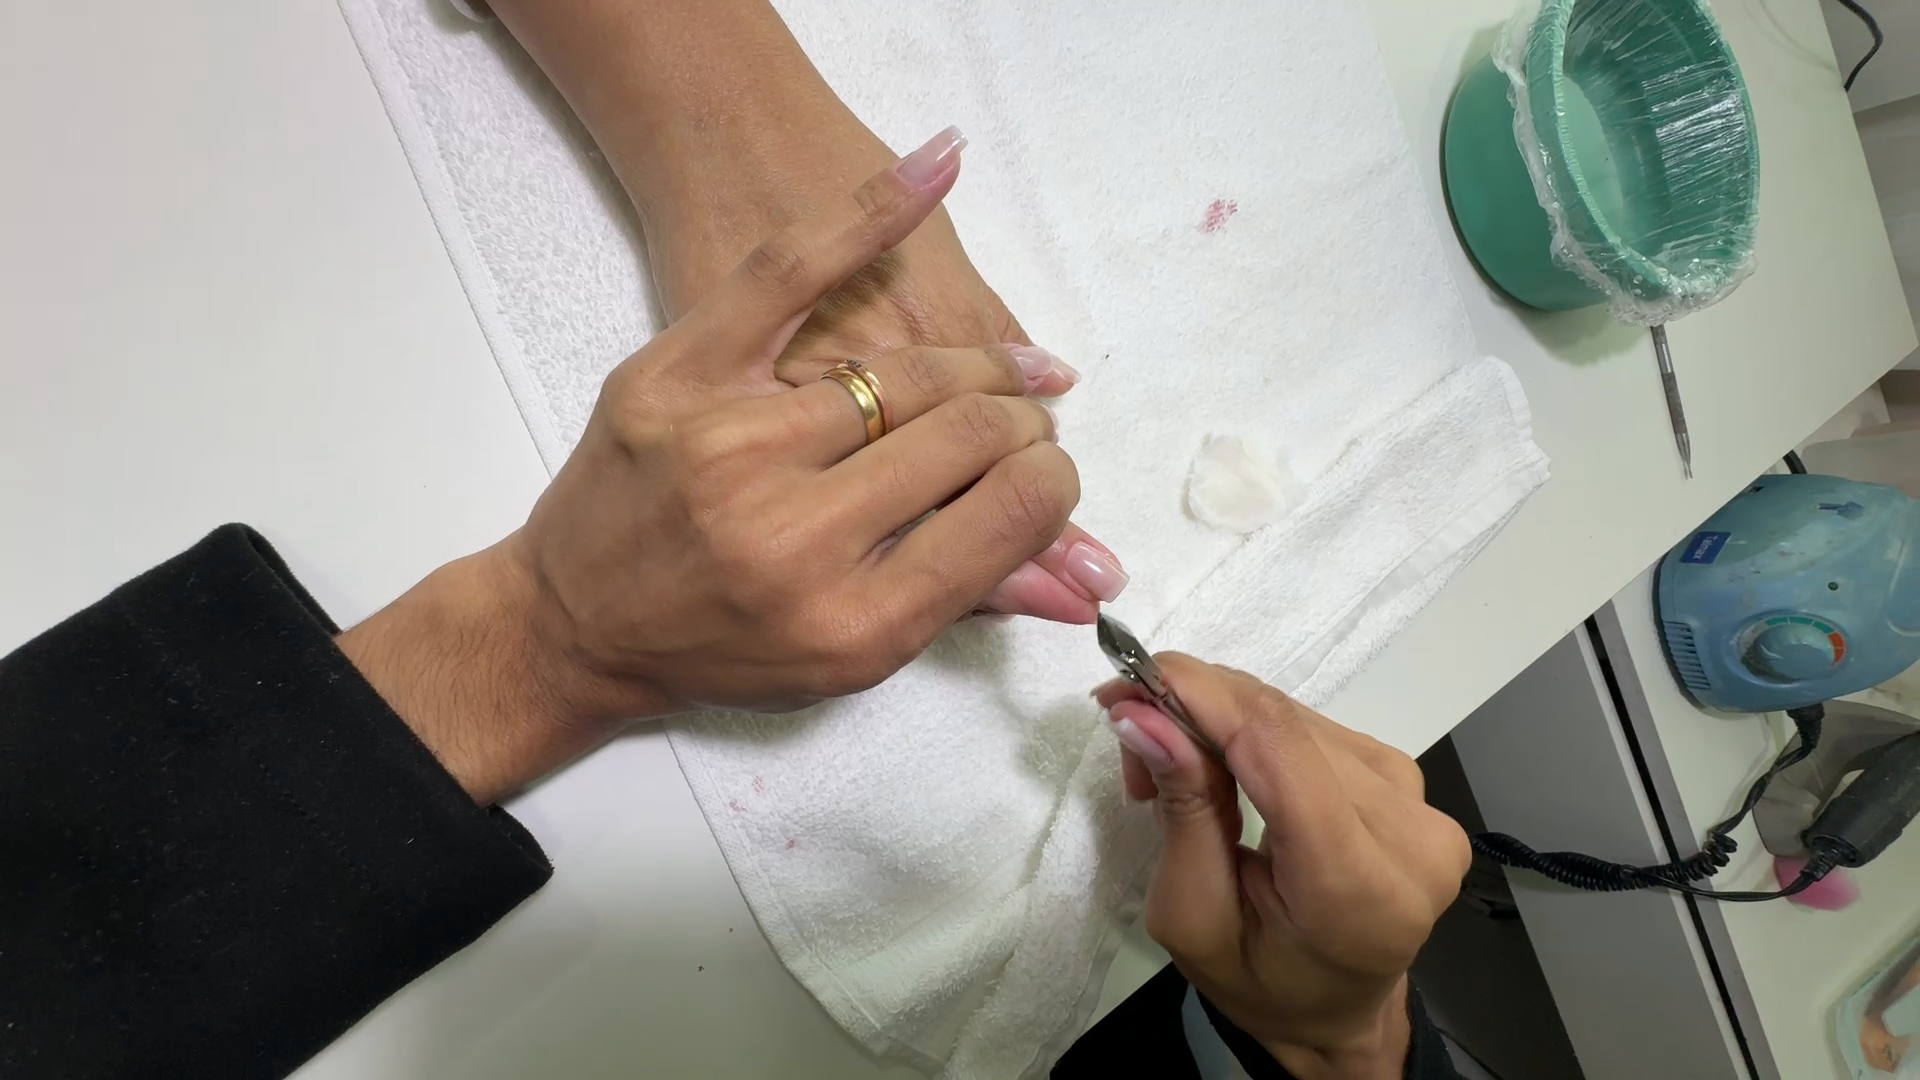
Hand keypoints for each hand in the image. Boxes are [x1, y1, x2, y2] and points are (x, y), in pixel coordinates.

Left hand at [484, 0, 1117, 620]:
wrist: (581, 622)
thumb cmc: (730, 650)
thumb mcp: (854, 657)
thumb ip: (968, 605)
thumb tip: (1085, 587)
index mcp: (851, 621)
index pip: (1006, 515)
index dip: (1052, 483)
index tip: (1051, 470)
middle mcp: (793, 538)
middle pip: (967, 435)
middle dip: (1022, 423)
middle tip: (1026, 422)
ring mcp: (729, 447)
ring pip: (908, 372)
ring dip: (982, 364)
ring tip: (1007, 372)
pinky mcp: (678, 374)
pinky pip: (790, 268)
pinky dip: (872, 211)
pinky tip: (941, 165)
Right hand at [1096, 657, 1469, 1078]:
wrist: (1338, 1011)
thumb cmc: (1259, 980)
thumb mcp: (1191, 917)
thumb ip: (1181, 811)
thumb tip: (1143, 716)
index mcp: (1357, 890)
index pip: (1277, 750)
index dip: (1198, 696)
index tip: (1123, 687)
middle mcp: (1406, 832)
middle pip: (1275, 722)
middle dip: (1185, 707)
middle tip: (1129, 735)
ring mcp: (1413, 796)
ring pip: (1282, 710)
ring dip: (1208, 716)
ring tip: (1166, 762)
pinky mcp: (1398, 773)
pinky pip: (1300, 720)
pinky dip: (1240, 724)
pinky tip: (1214, 757)